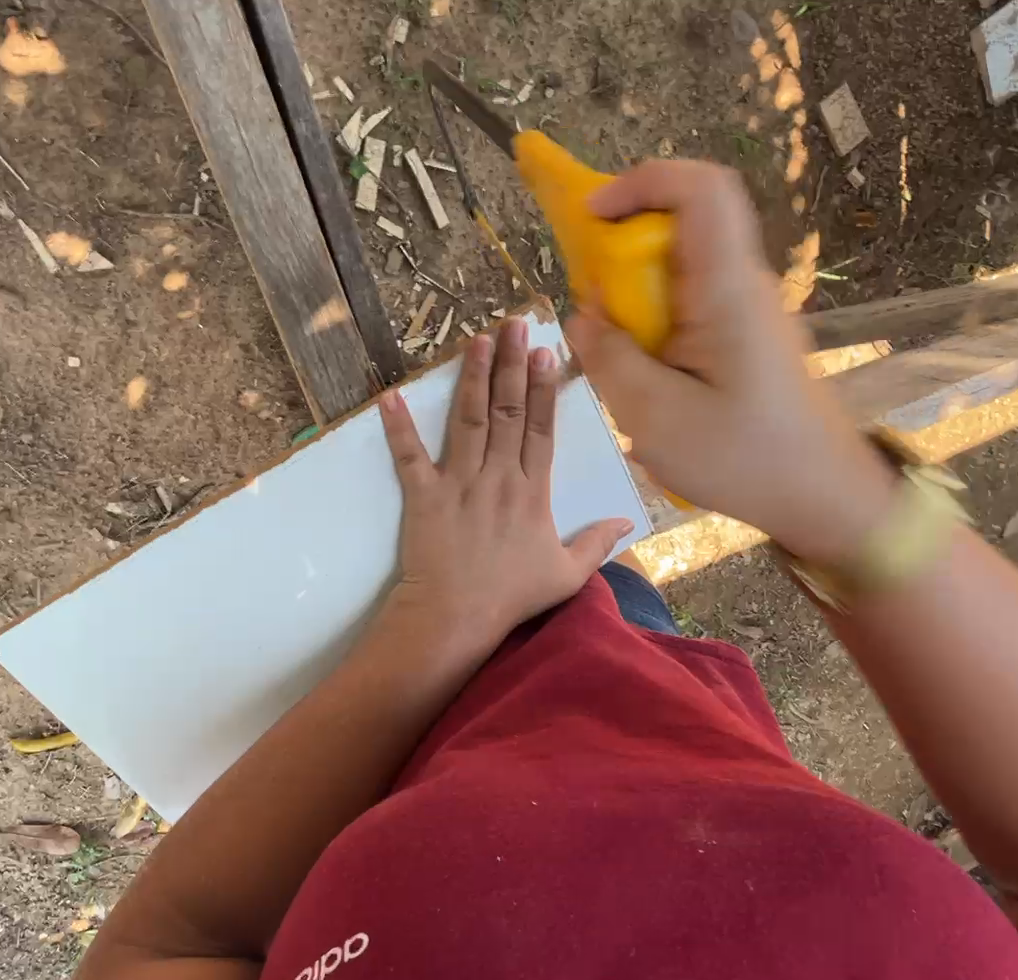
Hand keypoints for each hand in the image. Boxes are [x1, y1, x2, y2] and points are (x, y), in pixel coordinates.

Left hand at [378, 318, 632, 654]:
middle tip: (515, 323)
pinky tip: (389, 395)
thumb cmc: (511, 597)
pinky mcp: (423, 496)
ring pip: (467, 420)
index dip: (545, 389)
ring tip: (477, 339)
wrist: (456, 618)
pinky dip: (397, 427)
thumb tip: (628, 522)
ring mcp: (458, 483)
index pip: (542, 430)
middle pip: (507, 411)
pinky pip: (408, 457)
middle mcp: (498, 477)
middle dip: (512, 364)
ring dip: (471, 377)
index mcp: (532, 492)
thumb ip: (597, 544)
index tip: (547, 352)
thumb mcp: (567, 576)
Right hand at [564, 160, 897, 563]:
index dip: (642, 183)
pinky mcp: (744, 339)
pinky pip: (689, 308)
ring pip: (679, 273)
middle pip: (680, 228)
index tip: (591, 219)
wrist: (821, 493)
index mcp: (727, 291)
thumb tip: (583, 317)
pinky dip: (653, 327)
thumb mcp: (655, 417)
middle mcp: (740, 287)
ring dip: (635, 300)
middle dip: (623, 254)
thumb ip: (610, 360)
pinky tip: (644, 377)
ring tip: (614, 354)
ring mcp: (745, 312)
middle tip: (593, 308)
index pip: (699, 190)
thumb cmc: (743, 457)